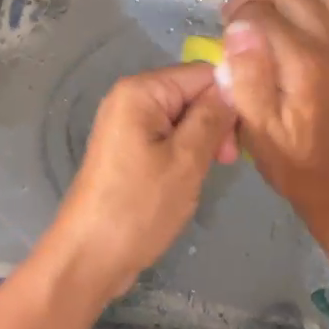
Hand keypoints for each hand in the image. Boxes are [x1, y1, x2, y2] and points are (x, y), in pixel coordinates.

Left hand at [45, 62, 236, 297]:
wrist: (89, 256)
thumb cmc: (139, 206)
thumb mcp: (185, 161)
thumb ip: (212, 118)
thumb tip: (233, 85)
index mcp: (141, 89)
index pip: (201, 73)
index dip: (227, 99)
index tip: (239, 140)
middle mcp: (131, 96)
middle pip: (190, 92)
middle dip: (214, 122)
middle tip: (226, 162)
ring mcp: (126, 121)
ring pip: (181, 116)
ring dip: (201, 140)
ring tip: (207, 173)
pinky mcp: (127, 146)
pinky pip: (166, 134)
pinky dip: (184, 151)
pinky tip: (189, 177)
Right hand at [217, 0, 328, 221]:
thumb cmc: (291, 160)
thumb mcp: (257, 129)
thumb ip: (246, 76)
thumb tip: (237, 28)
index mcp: (305, 62)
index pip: (261, 12)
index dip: (235, 18)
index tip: (224, 38)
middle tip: (236, 18)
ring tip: (271, 9)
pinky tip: (310, 16)